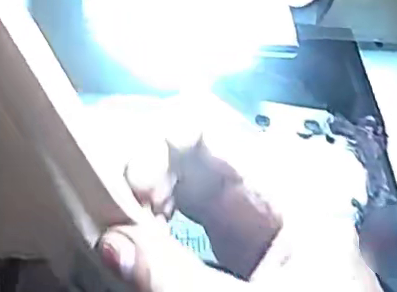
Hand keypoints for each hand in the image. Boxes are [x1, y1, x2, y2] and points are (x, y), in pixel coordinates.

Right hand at [99, 102, 379, 291]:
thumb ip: (177, 273)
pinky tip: (143, 251)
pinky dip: (157, 231)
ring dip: (146, 202)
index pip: (207, 122)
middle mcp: (267, 199)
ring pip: (182, 186)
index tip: (130, 181)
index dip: (160, 139)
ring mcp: (253, 231)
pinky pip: (186, 224)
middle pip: (188, 152)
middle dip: (147, 174)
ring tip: (126, 233)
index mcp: (286, 192)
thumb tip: (109, 239)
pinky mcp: (239, 263)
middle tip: (120, 212)